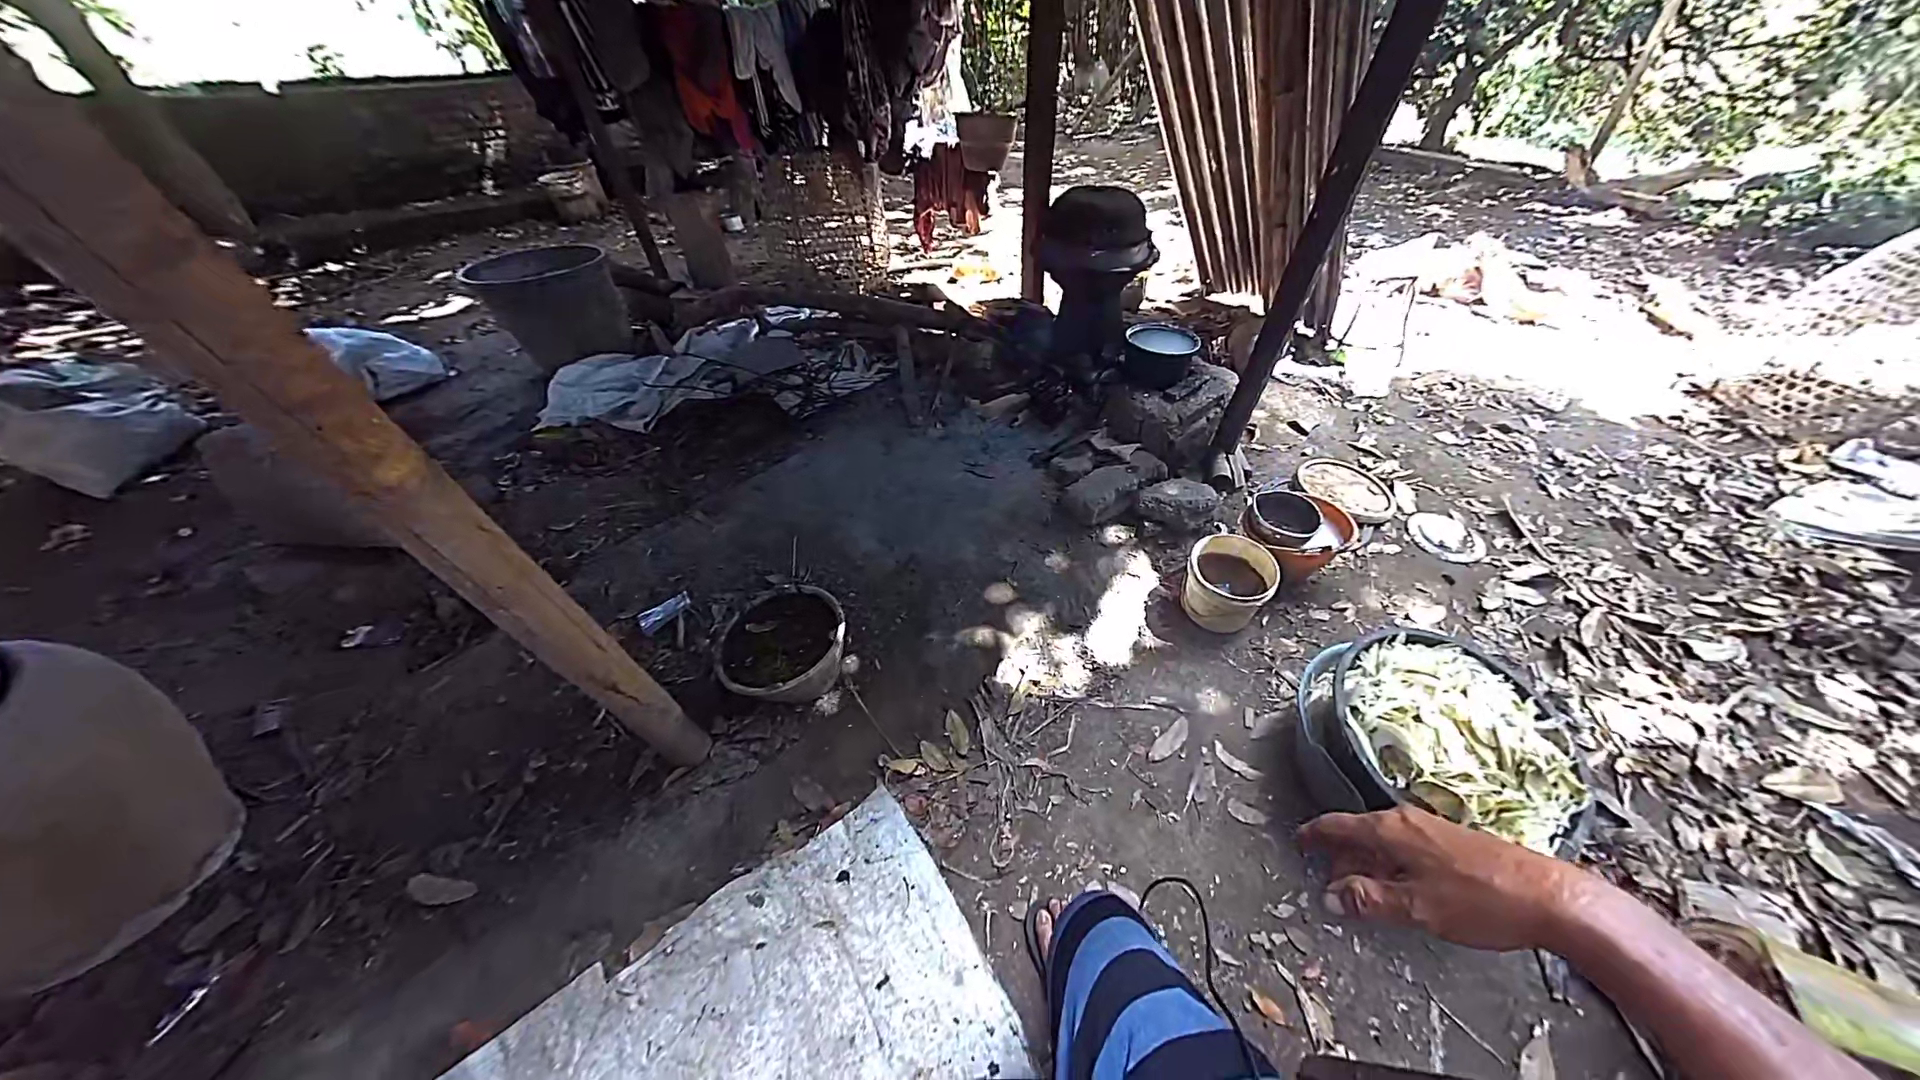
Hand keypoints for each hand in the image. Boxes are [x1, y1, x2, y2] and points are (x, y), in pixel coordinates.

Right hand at [1297, 805, 1598, 951]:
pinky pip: (1404, 845)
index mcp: (1388, 829)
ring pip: (1382, 840)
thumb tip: (1330, 898)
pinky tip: (1403, 885)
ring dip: (1367, 862)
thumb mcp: (1417, 907)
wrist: (1555, 898)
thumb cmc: (1481, 900)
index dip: (1313, 835)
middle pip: (1357, 833)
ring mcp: (1430, 826)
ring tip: (1366, 891)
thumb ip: (1369, 901)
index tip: (1298, 842)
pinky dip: (1391, 862)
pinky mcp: (1451, 839)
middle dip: (1341, 858)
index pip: (1335, 825)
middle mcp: (1404, 819)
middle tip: (1334, 886)